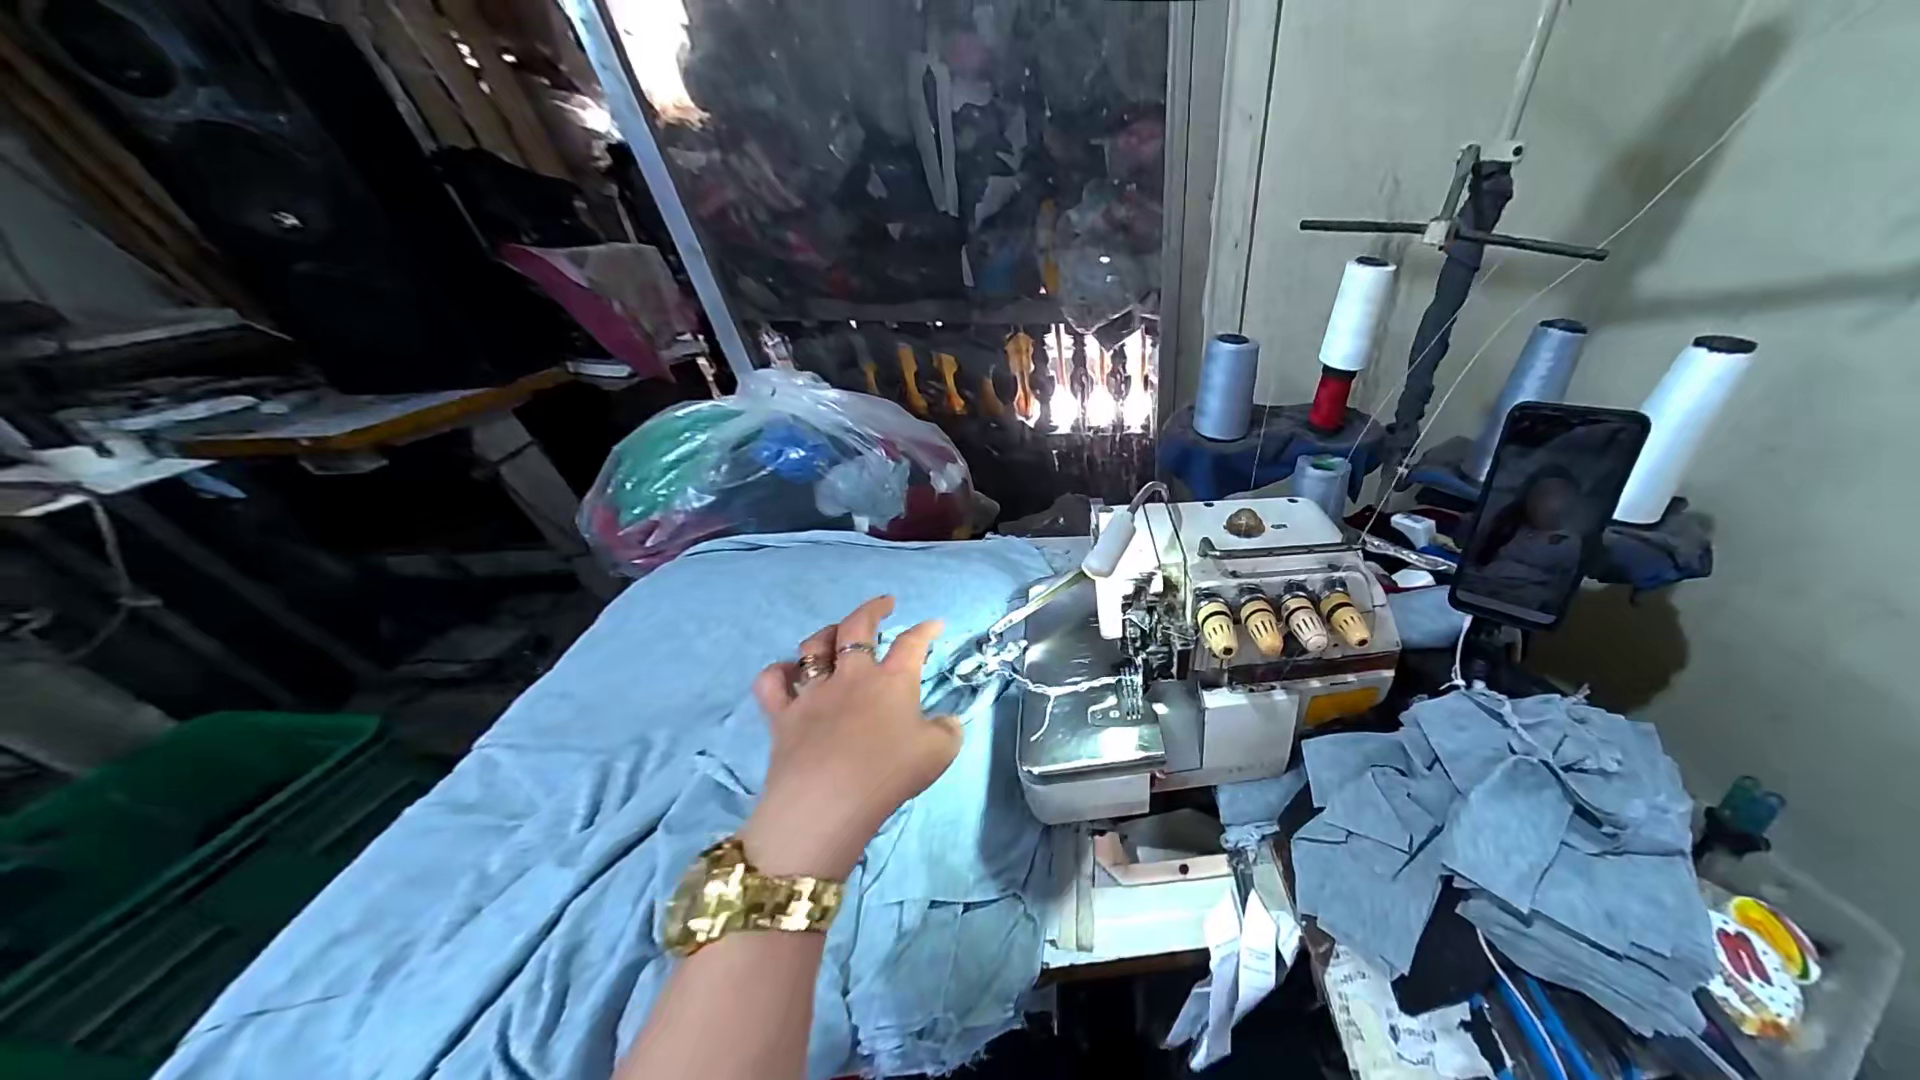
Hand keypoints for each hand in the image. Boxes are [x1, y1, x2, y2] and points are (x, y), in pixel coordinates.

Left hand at [741, 595, 959, 879]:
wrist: (829, 800)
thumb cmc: (889, 773)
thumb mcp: (939, 753)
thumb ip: (948, 731)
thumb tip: (946, 721)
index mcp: (892, 680)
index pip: (912, 643)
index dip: (926, 630)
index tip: (934, 624)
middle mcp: (851, 676)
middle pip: (858, 626)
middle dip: (873, 608)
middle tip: (884, 603)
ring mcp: (813, 692)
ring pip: (814, 646)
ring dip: (826, 633)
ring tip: (836, 632)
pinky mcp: (783, 715)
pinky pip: (771, 683)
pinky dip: (778, 672)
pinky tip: (786, 672)